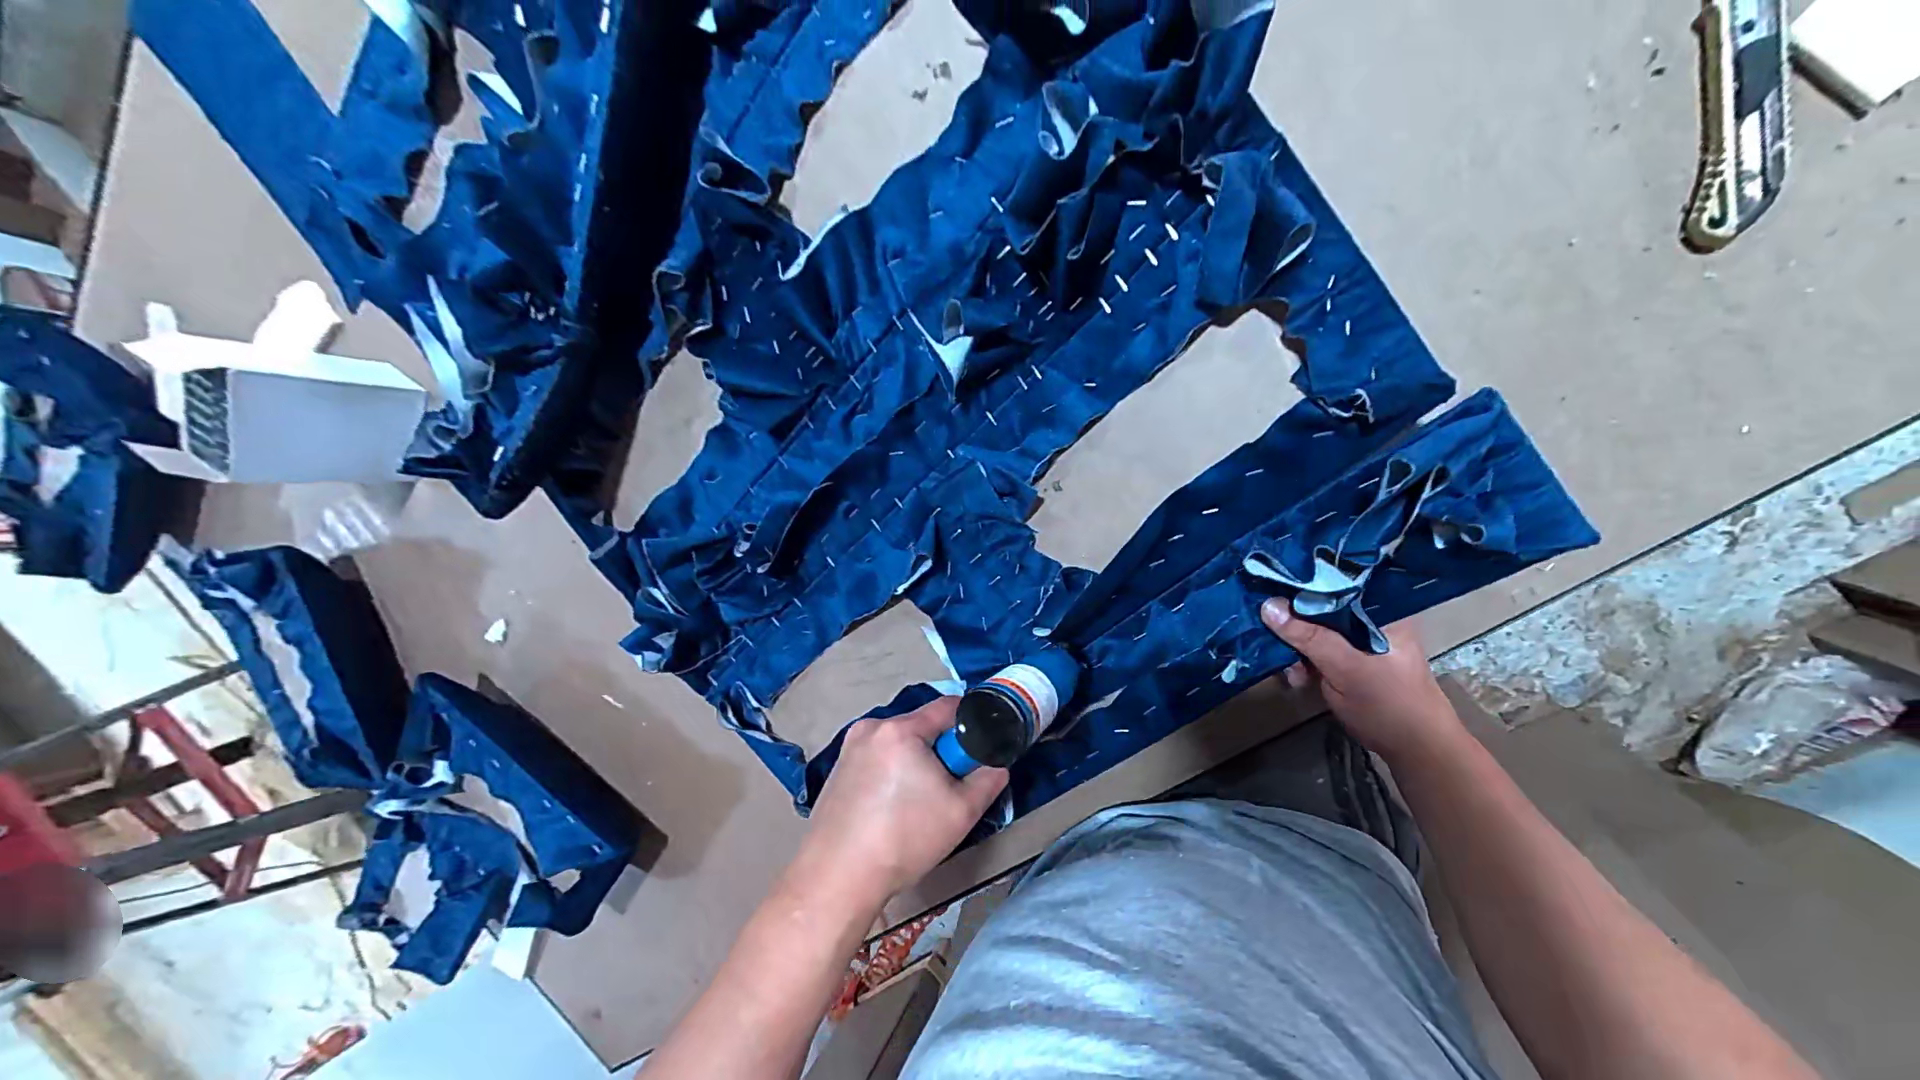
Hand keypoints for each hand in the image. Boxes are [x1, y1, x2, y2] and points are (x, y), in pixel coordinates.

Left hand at [794, 698, 1007, 906]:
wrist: (838, 878)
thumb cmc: (903, 840)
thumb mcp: (962, 812)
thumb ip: (988, 778)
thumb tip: (996, 764)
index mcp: (900, 730)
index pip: (948, 707)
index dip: (971, 724)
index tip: (976, 753)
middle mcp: (871, 728)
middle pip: (921, 726)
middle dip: (940, 750)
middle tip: (947, 787)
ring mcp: (849, 748)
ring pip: (899, 744)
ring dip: (915, 762)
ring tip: (918, 803)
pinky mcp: (837, 769)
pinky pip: (877, 759)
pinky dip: (891, 774)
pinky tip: (891, 810)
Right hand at [1259, 597, 1465, 764]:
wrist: (1418, 752)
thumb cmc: (1390, 706)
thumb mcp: (1345, 668)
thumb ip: (1308, 636)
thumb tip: (1267, 605)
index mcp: (1383, 611)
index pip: (1337, 584)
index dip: (1303, 587)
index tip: (1271, 590)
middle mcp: (1373, 621)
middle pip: (1323, 609)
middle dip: (1295, 625)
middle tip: (1274, 641)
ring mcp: (1363, 643)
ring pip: (1318, 632)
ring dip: (1298, 650)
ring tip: (1291, 672)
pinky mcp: (1353, 663)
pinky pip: (1320, 652)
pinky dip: (1306, 662)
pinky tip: (1297, 677)